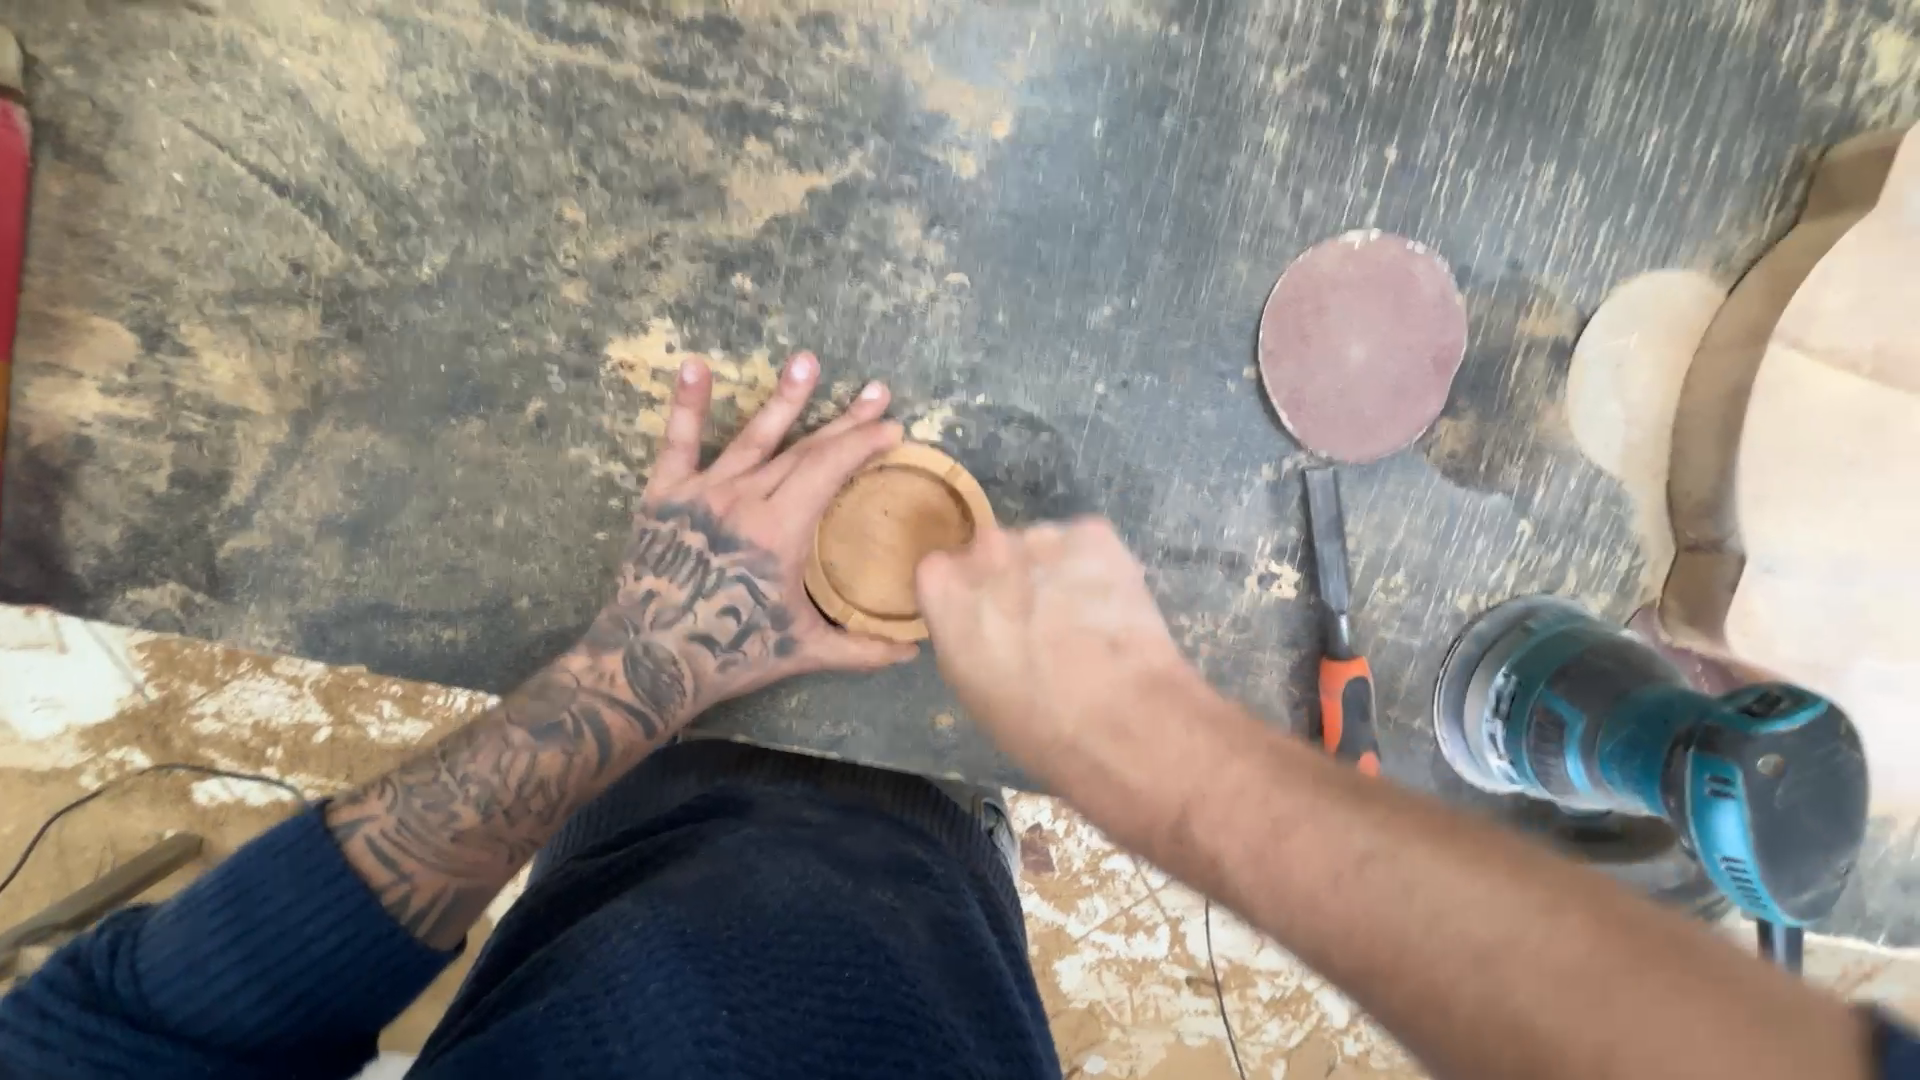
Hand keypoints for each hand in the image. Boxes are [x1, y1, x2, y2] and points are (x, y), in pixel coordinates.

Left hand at [567, 351, 918, 740]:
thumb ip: (862, 649)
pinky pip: (678, 443)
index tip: (893, 429)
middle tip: (876, 392)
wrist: (647, 660)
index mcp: (780, 530)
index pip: (830, 469)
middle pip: (804, 448)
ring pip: (754, 436)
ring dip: (786, 398)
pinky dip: (687, 405)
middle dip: (845, 420)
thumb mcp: (805, 650)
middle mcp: (744, 498)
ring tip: (807, 361)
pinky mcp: (664, 494)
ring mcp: (702, 491)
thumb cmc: (732, 653)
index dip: (863, 444)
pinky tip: (695, 366)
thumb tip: (913, 651)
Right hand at [914, 518, 1198, 774]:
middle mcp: (986, 548)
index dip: (970, 597)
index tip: (990, 622)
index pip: (945, 572)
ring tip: (1084, 620)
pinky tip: (1111, 608)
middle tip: (1041, 623)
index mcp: (941, 585)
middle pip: (994, 553)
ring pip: (1044, 548)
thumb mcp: (968, 683)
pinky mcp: (1094, 533)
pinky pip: (1089, 545)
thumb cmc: (1032, 722)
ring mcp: (1041, 535)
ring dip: (1056, 573)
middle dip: (1013, 579)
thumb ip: (963, 632)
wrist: (1116, 717)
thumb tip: (981, 622)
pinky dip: (1099, 568)